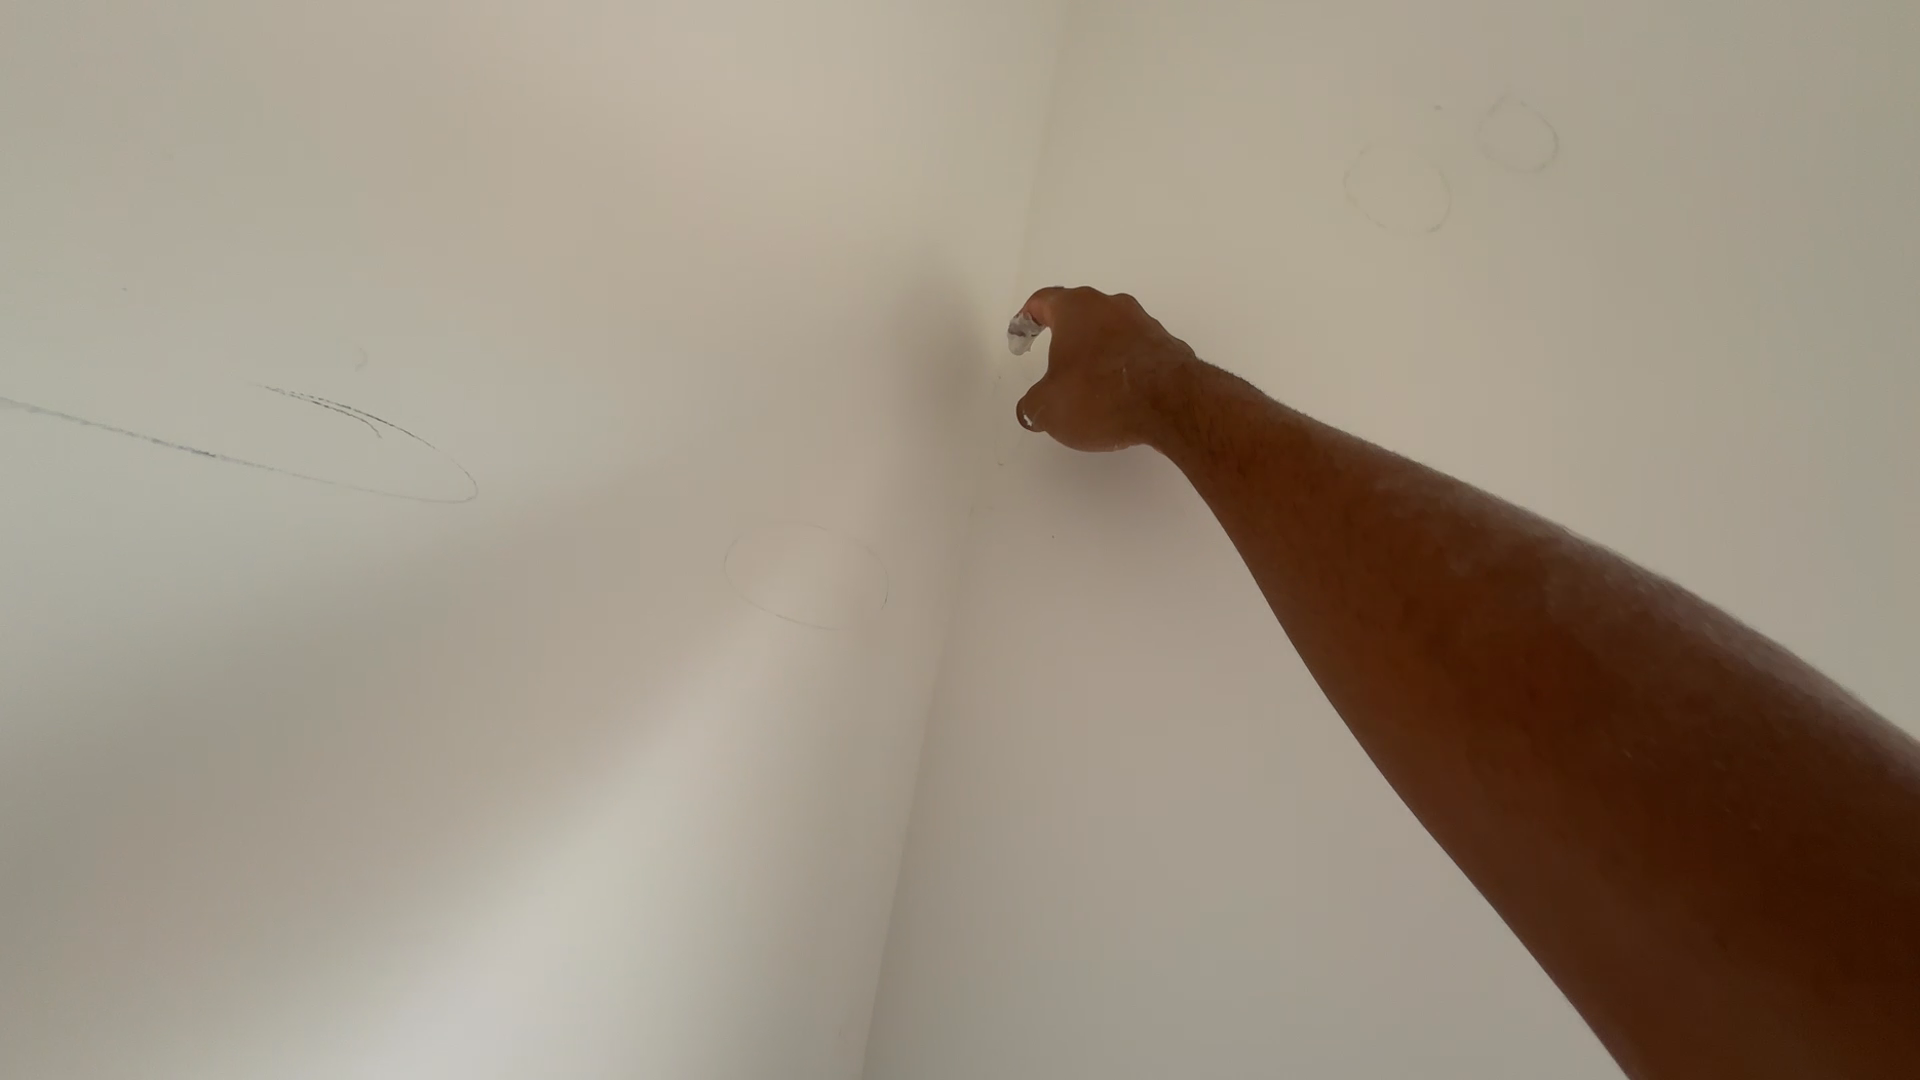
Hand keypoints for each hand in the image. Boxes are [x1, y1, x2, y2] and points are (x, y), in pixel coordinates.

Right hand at [1012, 286, 1198, 451]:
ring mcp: (1145, 324)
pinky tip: (1119, 397)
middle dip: (1065, 338)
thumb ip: (1032, 406)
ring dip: (1096, 354)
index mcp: (1076, 309)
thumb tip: (1031, 410)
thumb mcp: (1048, 409)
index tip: (1021, 339)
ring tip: (1088, 387)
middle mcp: (1112, 306)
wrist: (1172, 405)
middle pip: (1080, 314)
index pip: (1042, 301)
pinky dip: (1122, 369)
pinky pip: (1135, 353)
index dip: (1026, 321)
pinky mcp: (1168, 347)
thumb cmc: (1099, 396)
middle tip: (1053, 364)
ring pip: (1111, 333)